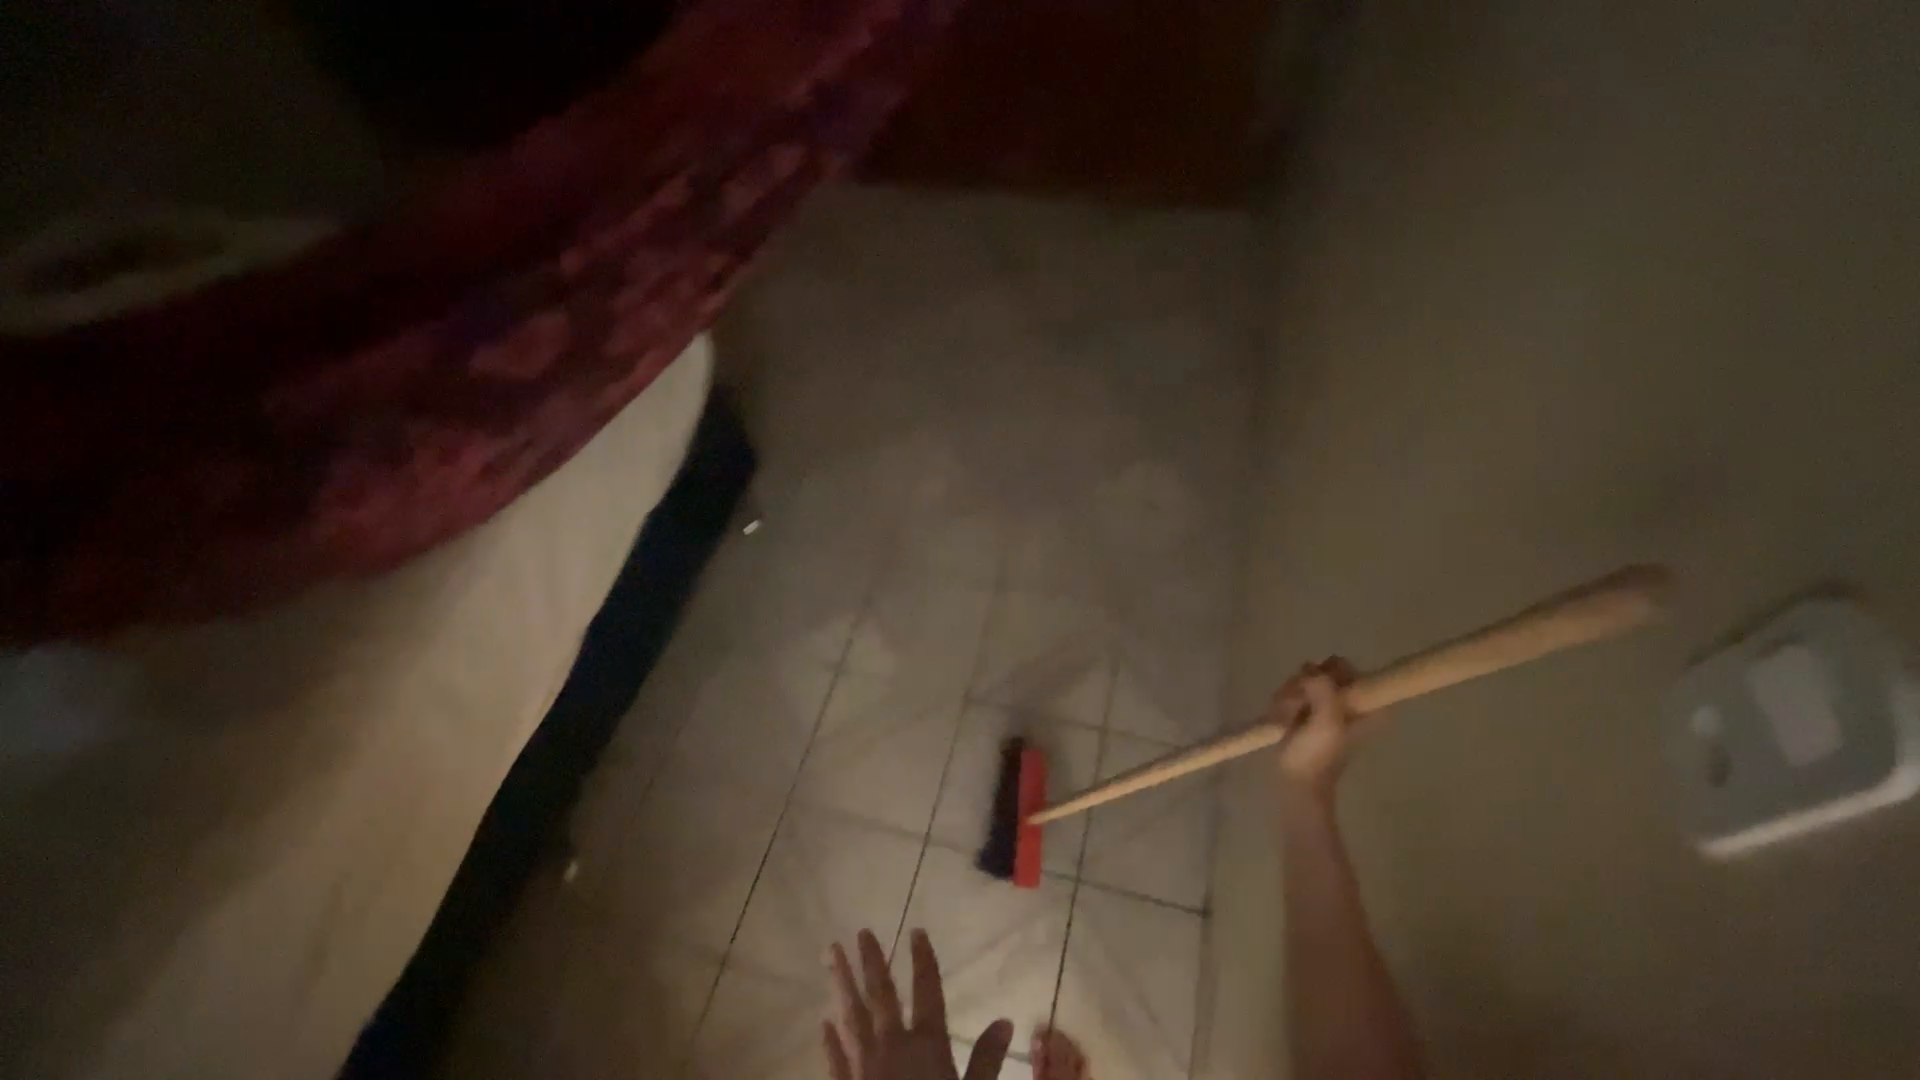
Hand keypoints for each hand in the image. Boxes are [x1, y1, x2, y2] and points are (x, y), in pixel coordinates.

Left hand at [826, 928, 1013, 1079]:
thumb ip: (986, 1061)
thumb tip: (1005, 1019)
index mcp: (927, 1046)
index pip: (928, 992)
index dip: (923, 960)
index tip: (916, 931)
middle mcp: (892, 1048)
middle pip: (882, 997)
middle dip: (872, 962)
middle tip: (860, 931)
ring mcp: (864, 1069)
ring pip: (852, 1017)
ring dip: (842, 985)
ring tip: (831, 954)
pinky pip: (835, 1060)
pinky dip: (830, 1041)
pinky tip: (822, 1023)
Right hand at [1270, 656, 1382, 801]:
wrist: (1297, 782)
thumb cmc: (1316, 754)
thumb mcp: (1326, 721)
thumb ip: (1324, 689)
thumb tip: (1311, 669)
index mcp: (1368, 703)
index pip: (1344, 667)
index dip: (1324, 674)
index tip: (1310, 689)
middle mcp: (1352, 701)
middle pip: (1321, 670)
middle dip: (1302, 685)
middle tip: (1294, 704)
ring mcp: (1330, 705)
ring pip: (1304, 680)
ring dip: (1290, 694)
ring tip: (1284, 715)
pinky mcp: (1311, 711)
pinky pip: (1295, 691)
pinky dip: (1284, 700)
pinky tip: (1280, 717)